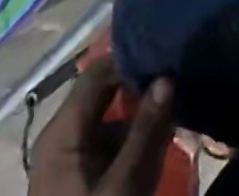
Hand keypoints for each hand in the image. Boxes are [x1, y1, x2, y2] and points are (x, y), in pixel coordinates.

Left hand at [29, 56, 174, 195]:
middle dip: (140, 89)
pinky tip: (158, 145)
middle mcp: (60, 135)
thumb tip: (166, 77)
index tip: (167, 55)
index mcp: (62, 130)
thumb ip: (145, 130)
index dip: (131, 60)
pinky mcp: (75, 177)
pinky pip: (105, 144)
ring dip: (139, 117)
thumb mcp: (123, 186)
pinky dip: (131, 140)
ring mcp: (66, 157)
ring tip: (175, 114)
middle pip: (102, 95)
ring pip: (107, 120)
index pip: (97, 72)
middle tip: (178, 82)